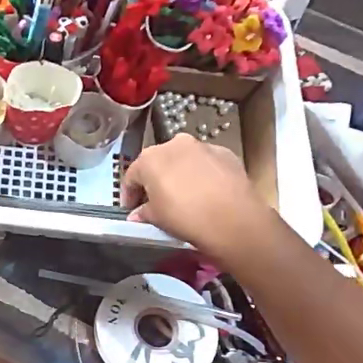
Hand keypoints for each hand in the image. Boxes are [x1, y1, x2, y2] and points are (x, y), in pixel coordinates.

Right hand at [123, 134, 278, 261]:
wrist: (232, 218)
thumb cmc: (185, 216)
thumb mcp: (157, 218)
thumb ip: (144, 212)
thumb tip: (136, 215)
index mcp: (150, 158)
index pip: (132, 175)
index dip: (129, 194)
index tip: (131, 209)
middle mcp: (174, 144)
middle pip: (158, 162)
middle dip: (156, 180)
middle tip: (157, 202)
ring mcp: (202, 146)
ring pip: (184, 160)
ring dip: (180, 175)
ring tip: (185, 198)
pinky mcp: (225, 153)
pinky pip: (206, 164)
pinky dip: (202, 175)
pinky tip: (207, 194)